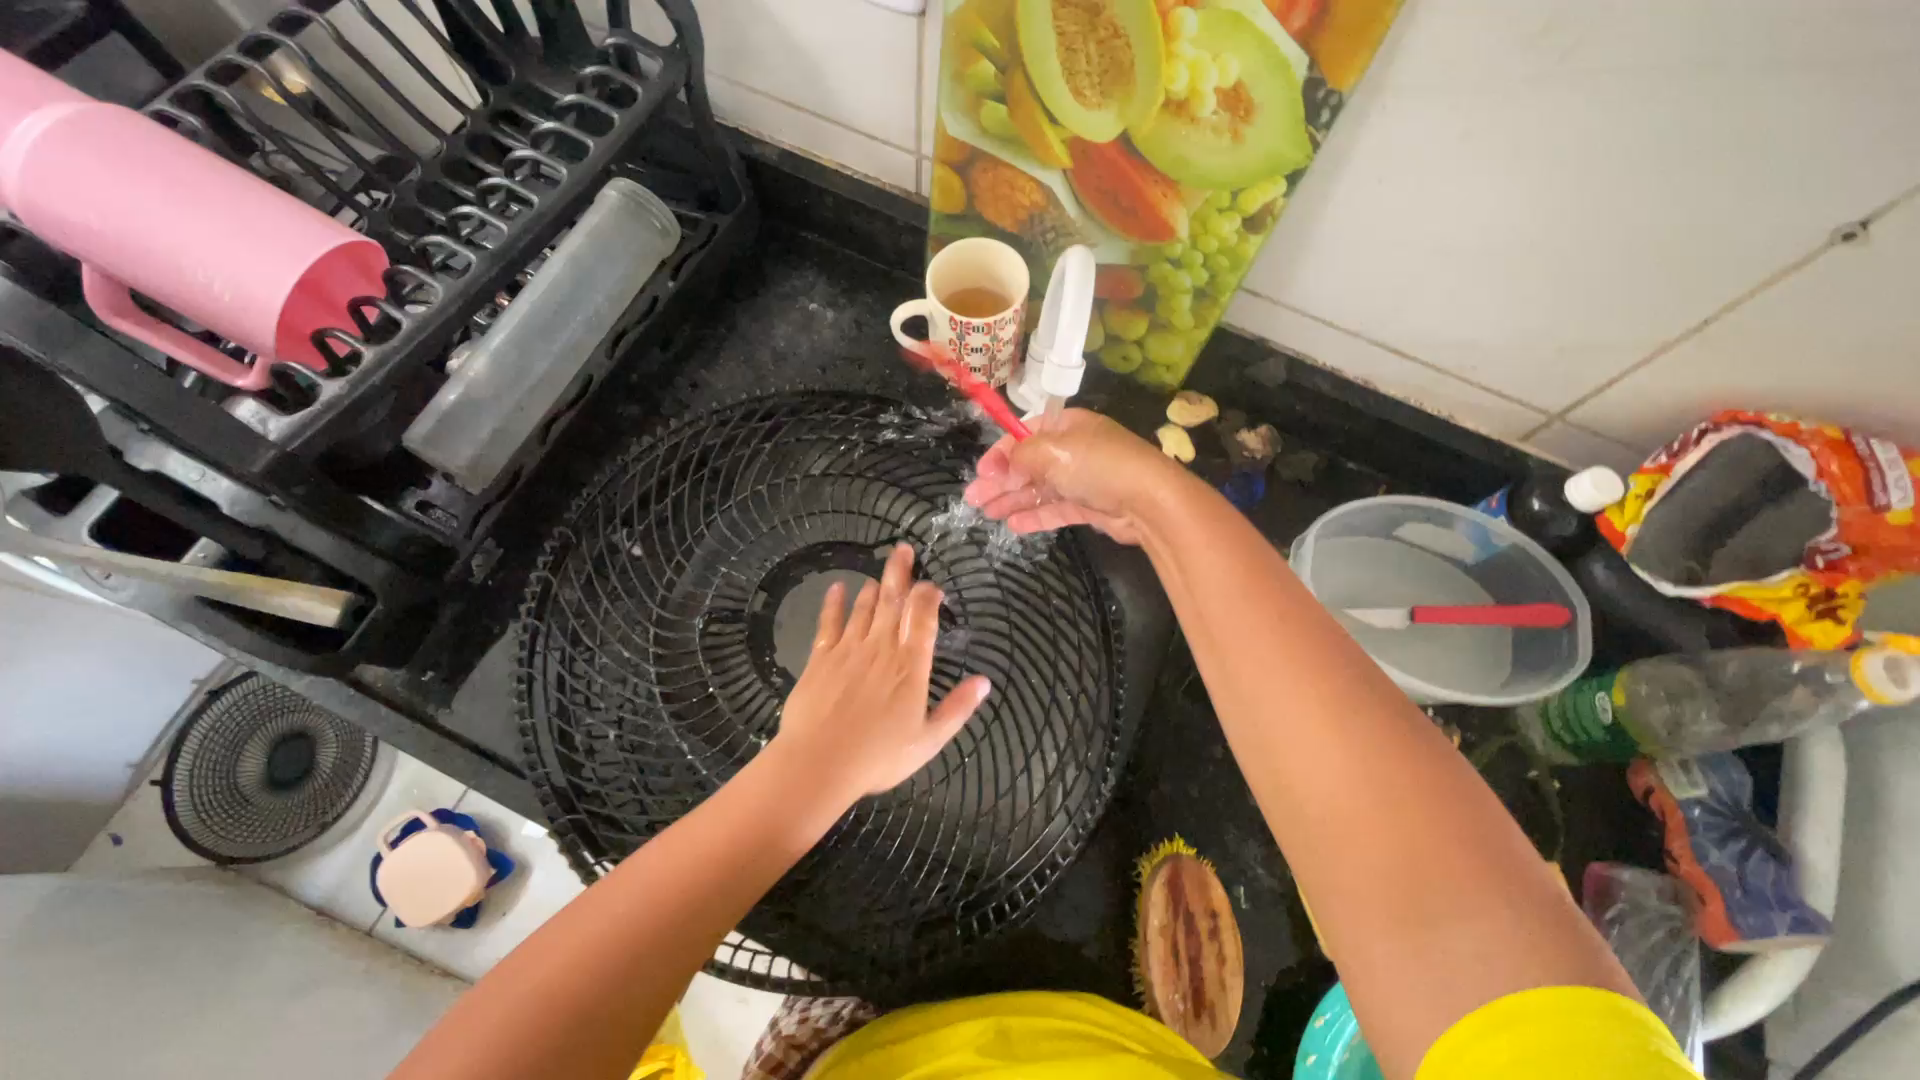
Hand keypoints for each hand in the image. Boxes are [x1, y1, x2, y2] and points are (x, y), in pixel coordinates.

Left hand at [771, 543, 990, 801]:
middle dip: (899, 573)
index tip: (932, 586)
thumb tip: (984, 682)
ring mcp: (848, 650)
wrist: (818, 762)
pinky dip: (833, 604)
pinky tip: (836, 589)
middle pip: (892, 601)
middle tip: (902, 549)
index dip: (928, 595)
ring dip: (873, 589)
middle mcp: (881, 648)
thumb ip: (957, 709)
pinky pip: (828, 623)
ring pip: (863, 609)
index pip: (922, 617)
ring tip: (879, 576)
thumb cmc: (878, 757)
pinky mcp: (820, 658)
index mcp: (910, 666)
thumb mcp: (928, 741)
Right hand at [963, 408, 1182, 544]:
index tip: (981, 473)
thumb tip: (1002, 464)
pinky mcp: (1090, 506)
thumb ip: (1021, 456)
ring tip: (986, 514)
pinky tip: (1013, 525)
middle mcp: (1075, 449)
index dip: (1001, 453)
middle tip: (973, 500)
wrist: (1148, 501)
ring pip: (1040, 488)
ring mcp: (1083, 478)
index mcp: (1068, 425)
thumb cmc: (1098, 465)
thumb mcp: (1052, 451)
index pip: (1025, 434)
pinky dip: (1035, 515)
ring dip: (1012, 500)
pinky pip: (1056, 509)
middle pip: (1029, 464)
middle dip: (1001, 481)